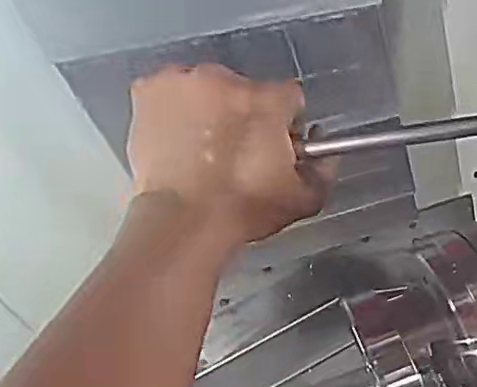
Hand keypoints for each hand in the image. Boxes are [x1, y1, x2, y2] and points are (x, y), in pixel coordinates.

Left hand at [127, 63, 336, 244]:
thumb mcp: (303, 200)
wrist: (188, 216)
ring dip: (216, 112)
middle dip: (250, 117)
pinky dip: (182, 113)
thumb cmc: (244, 208)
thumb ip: (323, 172)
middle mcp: (222, 81)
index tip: (284, 144)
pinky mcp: (149, 90)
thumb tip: (327, 156)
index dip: (290, 123)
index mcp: (265, 103)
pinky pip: (175, 94)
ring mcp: (182, 82)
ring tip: (214, 153)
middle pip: (247, 90)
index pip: (291, 96)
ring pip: (210, 90)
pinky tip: (188, 145)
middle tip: (246, 156)